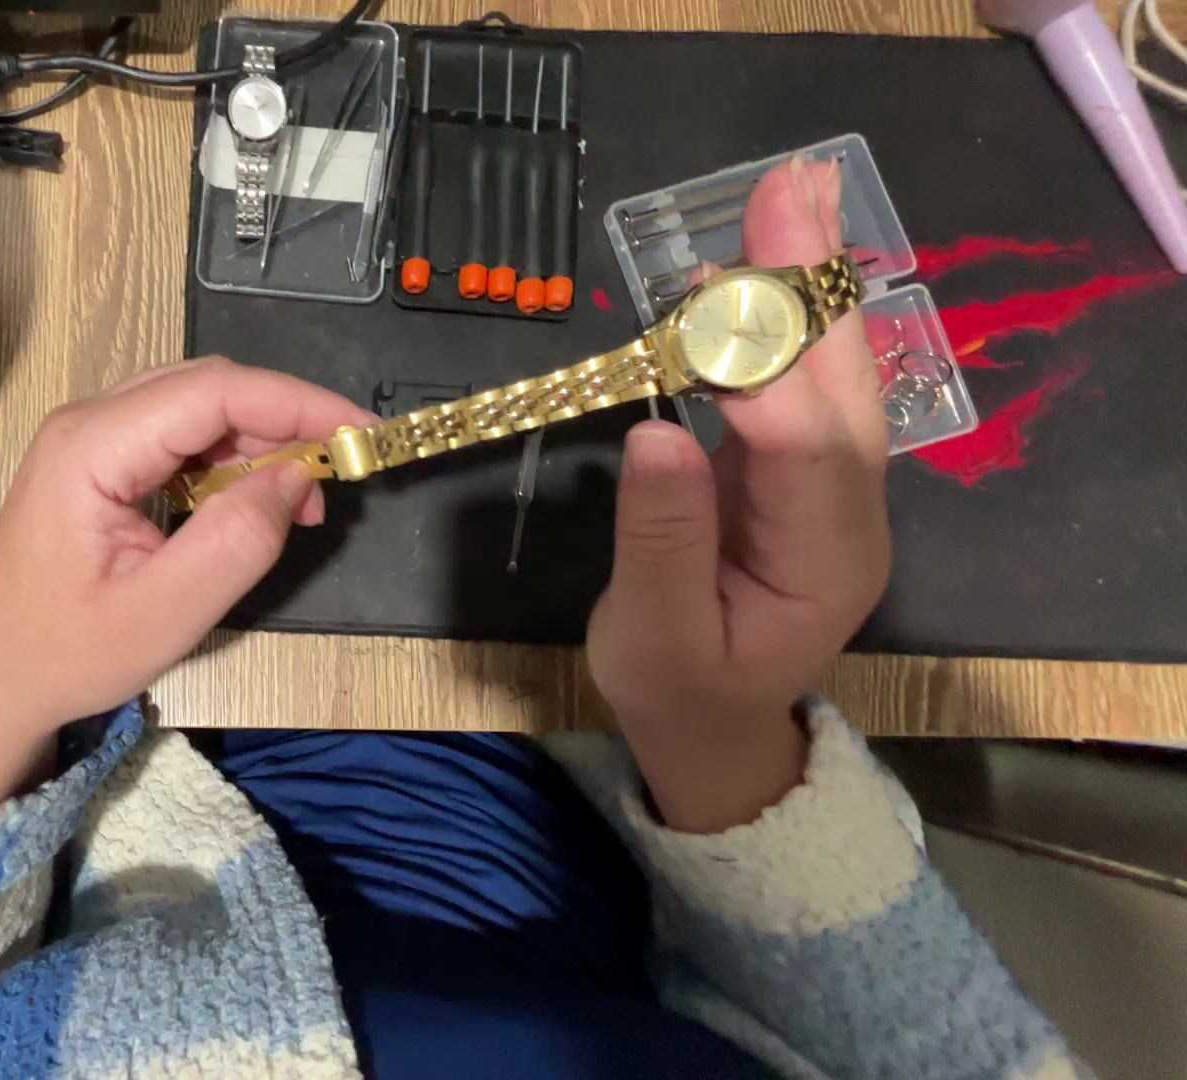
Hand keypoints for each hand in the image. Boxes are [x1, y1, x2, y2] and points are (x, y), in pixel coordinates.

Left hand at [0, 358, 374, 805]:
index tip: (360, 432)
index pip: (214, 392)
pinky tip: (253, 501)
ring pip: (196, 410)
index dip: (297, 402)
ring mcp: (90, 439)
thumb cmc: (65, 655)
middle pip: (206, 389)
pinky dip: (228, 462)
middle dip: (283, 420)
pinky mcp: (99, 463)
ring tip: (301, 501)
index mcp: (91, 446)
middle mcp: (88, 422)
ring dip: (258, 442)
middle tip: (335, 474)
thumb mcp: (161, 615)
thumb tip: (296, 476)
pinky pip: (178, 440)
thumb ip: (234, 542)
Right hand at [587, 156, 891, 831]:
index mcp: (823, 562)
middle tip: (787, 193)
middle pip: (839, 391)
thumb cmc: (675, 686)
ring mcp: (819, 492)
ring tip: (777, 205)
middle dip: (812, 291)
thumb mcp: (654, 632)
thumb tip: (651, 431)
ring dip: (801, 291)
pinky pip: (787, 395)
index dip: (762, 386)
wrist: (707, 721)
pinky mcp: (784, 478)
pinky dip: (767, 334)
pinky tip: (741, 285)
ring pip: (824, 381)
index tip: (711, 320)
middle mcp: (844, 513)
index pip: (806, 457)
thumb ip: (660, 539)